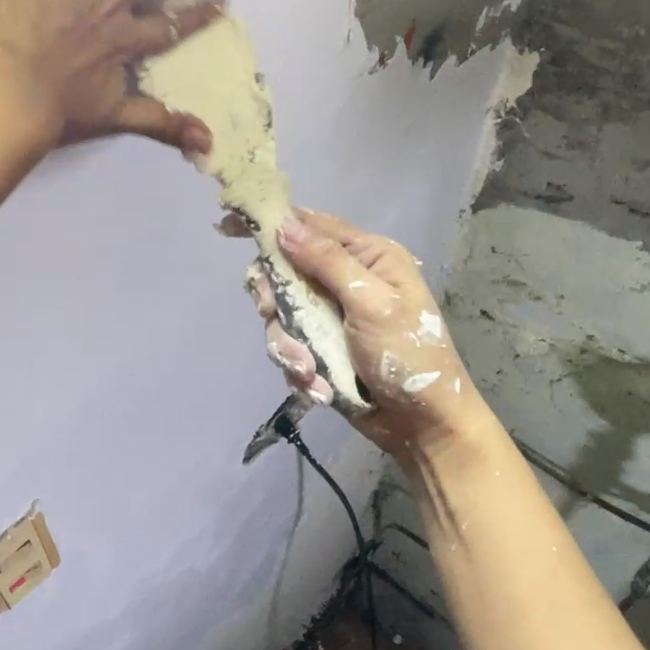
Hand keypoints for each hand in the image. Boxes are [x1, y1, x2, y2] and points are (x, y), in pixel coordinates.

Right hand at [247, 208, 481, 454]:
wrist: (423, 426)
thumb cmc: (410, 357)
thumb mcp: (372, 302)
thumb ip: (327, 261)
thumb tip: (284, 225)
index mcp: (367, 256)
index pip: (309, 225)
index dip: (269, 223)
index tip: (226, 226)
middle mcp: (344, 279)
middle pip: (283, 271)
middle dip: (274, 299)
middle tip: (269, 312)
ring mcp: (329, 315)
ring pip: (280, 314)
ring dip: (289, 345)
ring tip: (309, 370)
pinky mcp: (319, 347)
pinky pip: (288, 347)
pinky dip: (298, 368)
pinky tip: (318, 386)